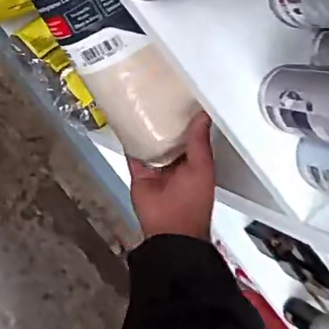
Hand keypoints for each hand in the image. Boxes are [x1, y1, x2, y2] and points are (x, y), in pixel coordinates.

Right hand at [129, 112, 214, 239]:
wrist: (169, 229)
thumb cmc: (192, 204)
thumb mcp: (201, 168)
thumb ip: (199, 142)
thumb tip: (202, 117)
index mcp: (195, 162)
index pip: (191, 136)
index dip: (188, 119)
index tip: (183, 100)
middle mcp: (176, 163)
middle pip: (169, 137)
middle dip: (165, 122)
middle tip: (160, 99)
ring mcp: (157, 168)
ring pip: (151, 143)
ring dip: (147, 130)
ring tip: (142, 107)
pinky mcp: (140, 173)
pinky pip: (133, 154)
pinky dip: (129, 141)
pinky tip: (126, 126)